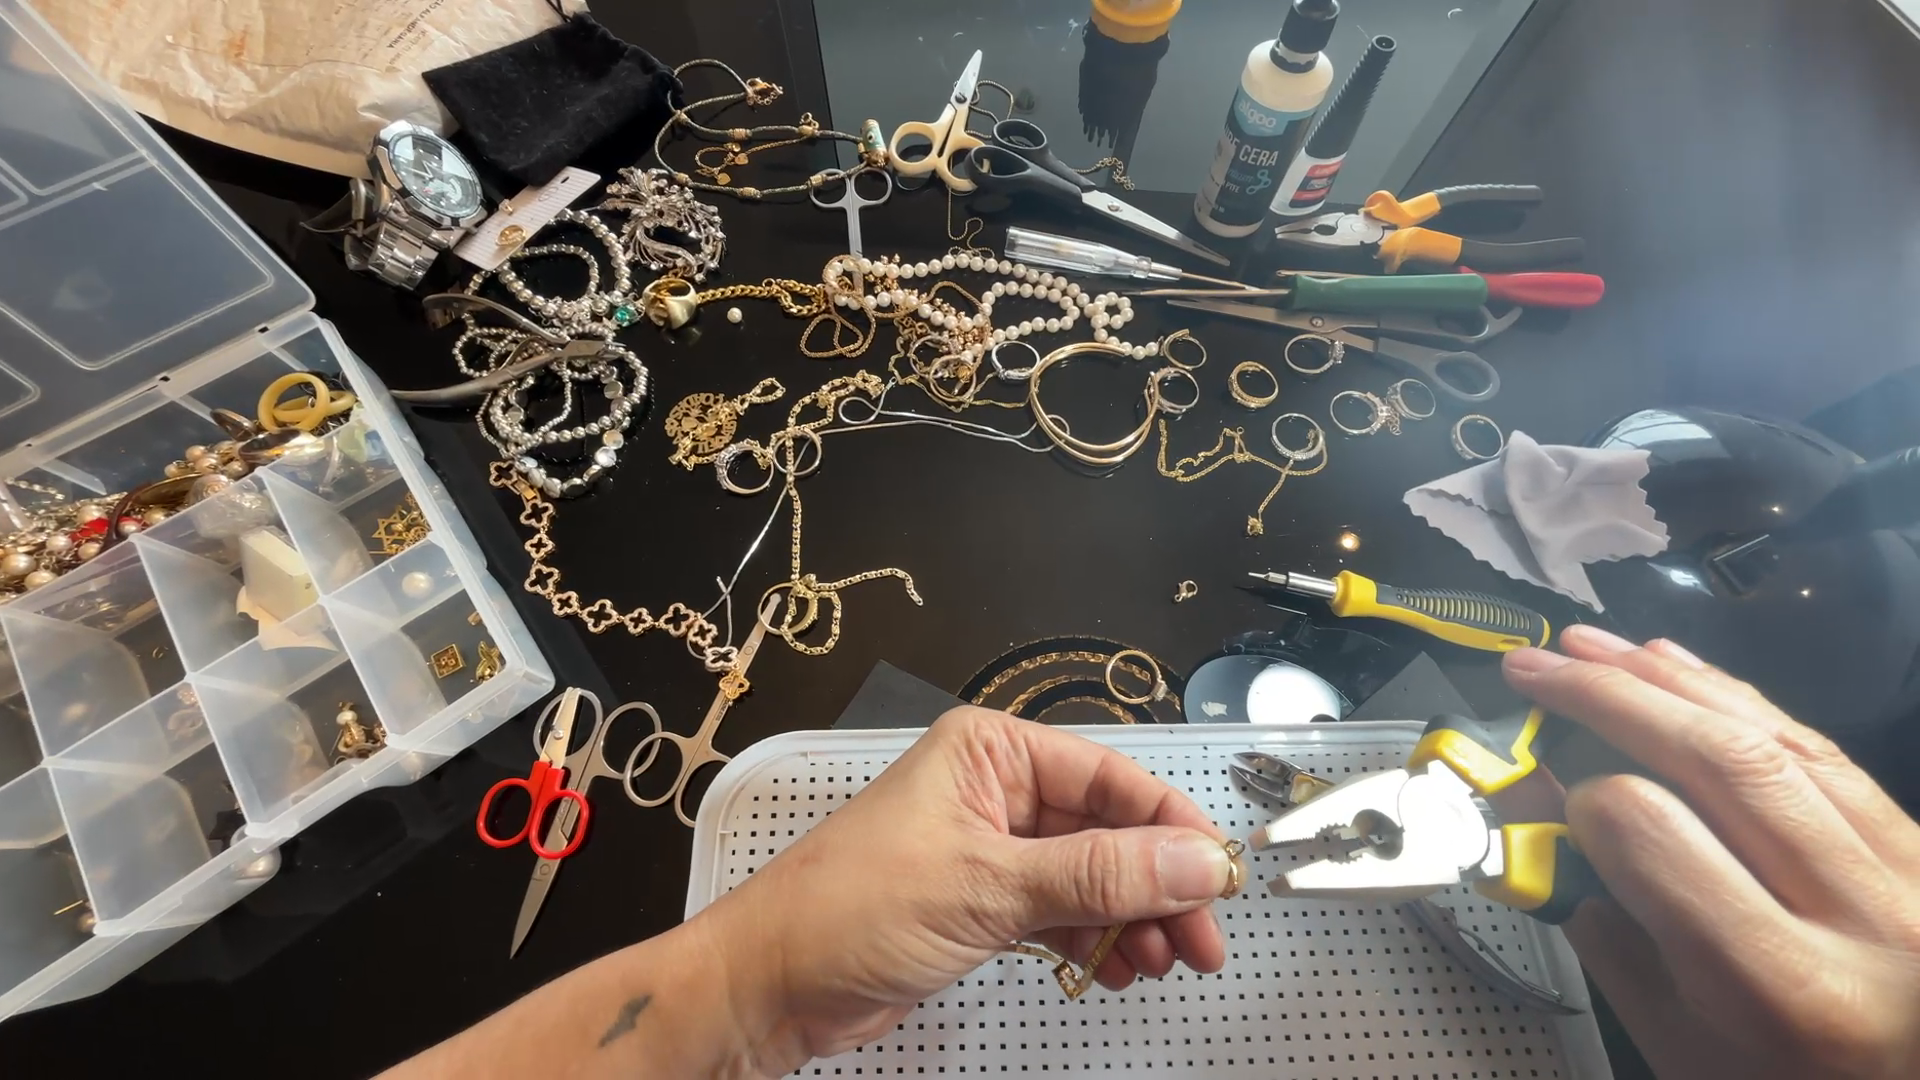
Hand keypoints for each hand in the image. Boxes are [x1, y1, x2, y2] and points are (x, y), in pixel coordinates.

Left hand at [698, 706, 1234, 1075]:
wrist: (775, 982)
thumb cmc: (860, 905)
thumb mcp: (988, 885)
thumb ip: (1097, 874)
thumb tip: (1196, 861)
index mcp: (991, 750)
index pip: (1104, 775)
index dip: (1167, 822)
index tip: (1219, 874)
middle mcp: (996, 786)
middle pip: (1102, 826)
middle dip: (1154, 882)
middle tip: (1202, 941)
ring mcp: (992, 843)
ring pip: (1087, 871)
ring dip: (1130, 915)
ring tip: (1164, 962)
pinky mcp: (986, 896)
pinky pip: (1062, 906)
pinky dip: (1093, 936)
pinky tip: (1117, 967)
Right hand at [1504, 625, 1919, 1078]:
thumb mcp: (1665, 1030)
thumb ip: (1596, 915)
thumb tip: (1541, 806)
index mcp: (1782, 982)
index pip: (1644, 826)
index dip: (1574, 800)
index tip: (1546, 807)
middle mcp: (1872, 922)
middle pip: (1717, 759)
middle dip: (1605, 693)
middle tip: (1530, 664)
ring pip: (1775, 739)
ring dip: (1664, 677)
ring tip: (1585, 645)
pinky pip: (1821, 751)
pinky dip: (1734, 695)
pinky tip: (1672, 663)